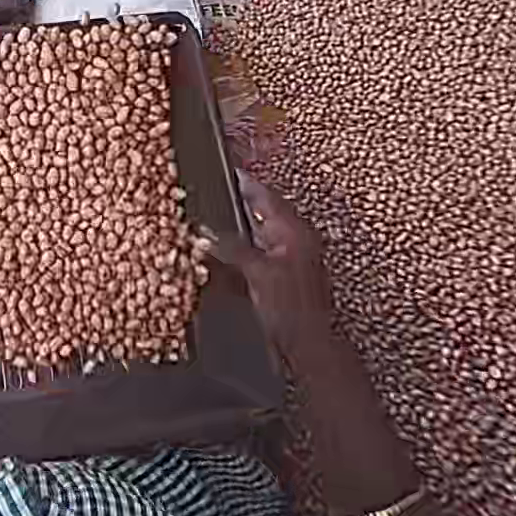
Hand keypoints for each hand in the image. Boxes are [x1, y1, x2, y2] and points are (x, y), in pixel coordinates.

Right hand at [221, 171, 332, 357]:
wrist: (310, 344)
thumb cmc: (291, 308)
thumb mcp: (257, 273)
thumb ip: (232, 249)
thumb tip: (206, 235)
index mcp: (293, 232)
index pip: (267, 198)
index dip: (247, 184)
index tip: (230, 171)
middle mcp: (295, 241)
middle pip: (264, 213)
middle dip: (241, 203)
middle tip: (218, 192)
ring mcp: (291, 259)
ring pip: (260, 233)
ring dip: (240, 227)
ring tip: (216, 219)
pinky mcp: (284, 276)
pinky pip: (259, 253)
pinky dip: (243, 249)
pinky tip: (226, 253)